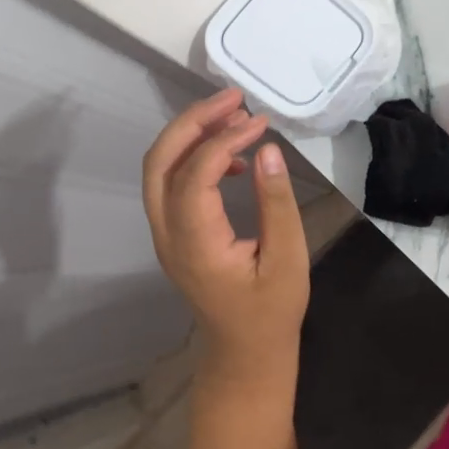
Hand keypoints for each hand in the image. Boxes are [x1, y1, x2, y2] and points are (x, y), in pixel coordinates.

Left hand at [142, 88, 308, 377]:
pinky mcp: (175, 234)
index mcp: (196, 243)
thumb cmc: (272, 309)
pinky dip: (194, 157)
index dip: (224, 140)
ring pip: (160, 169)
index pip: (195, 175)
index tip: (260, 123)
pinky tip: (233, 157)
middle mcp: (168, 235)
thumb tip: (267, 150)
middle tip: (234, 98)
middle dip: (192, 122)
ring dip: (191, 135)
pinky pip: (171, 183)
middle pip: (160, 162)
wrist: (246, 350)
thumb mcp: (288, 258)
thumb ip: (277, 203)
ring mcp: (166, 235)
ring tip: (235, 116)